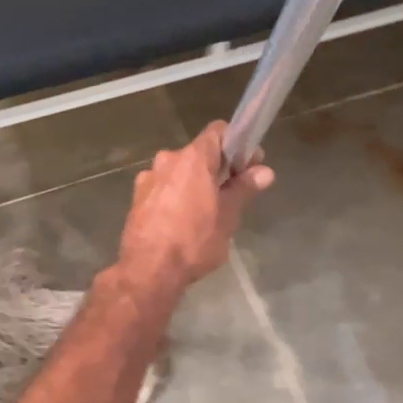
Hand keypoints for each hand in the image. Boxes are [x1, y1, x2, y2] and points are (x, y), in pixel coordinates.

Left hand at [116, 122, 274, 298]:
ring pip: (179, 170)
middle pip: (198, 153)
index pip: (218, 131)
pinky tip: (182, 219)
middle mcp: (168, 159)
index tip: (249, 164)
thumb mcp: (227, 217)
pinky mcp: (137, 196)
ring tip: (207, 210)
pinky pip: (163, 186)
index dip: (237, 143)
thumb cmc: (194, 241)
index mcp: (193, 158)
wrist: (148, 271)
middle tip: (233, 190)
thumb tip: (265, 171)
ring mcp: (148, 177)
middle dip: (217, 167)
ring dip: (195, 182)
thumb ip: (243, 188)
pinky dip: (176, 194)